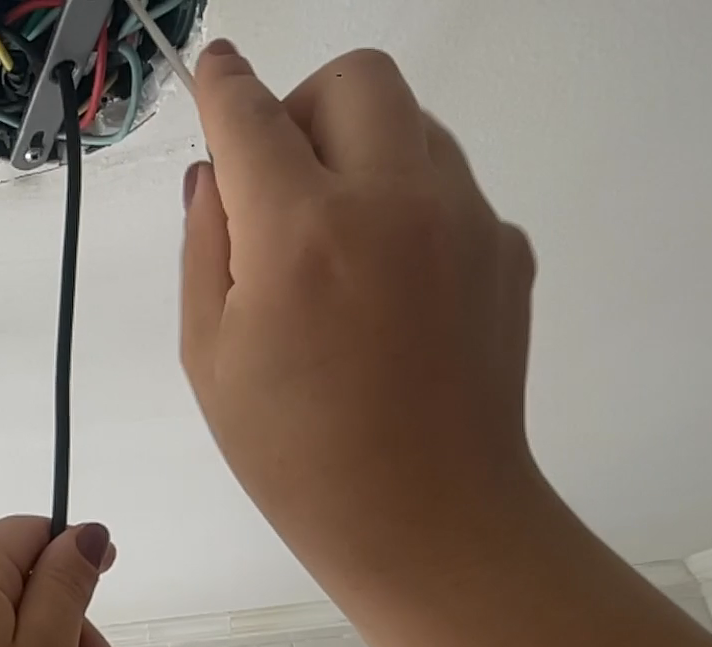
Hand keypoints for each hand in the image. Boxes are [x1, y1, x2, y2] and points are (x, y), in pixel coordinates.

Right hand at [181, 43, 543, 579]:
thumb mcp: (208, 355)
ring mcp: (467, 217)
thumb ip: (204, 248)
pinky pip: (445, 184)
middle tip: (275, 185)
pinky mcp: (506, 247)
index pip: (253, 117)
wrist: (423, 514)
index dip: (224, 86)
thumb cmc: (287, 449)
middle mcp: (394, 199)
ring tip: (328, 249)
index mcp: (300, 233)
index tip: (214, 67)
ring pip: (409, 124)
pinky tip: (382, 288)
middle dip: (302, 106)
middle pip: (356, 78)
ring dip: (355, 152)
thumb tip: (214, 176)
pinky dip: (401, 202)